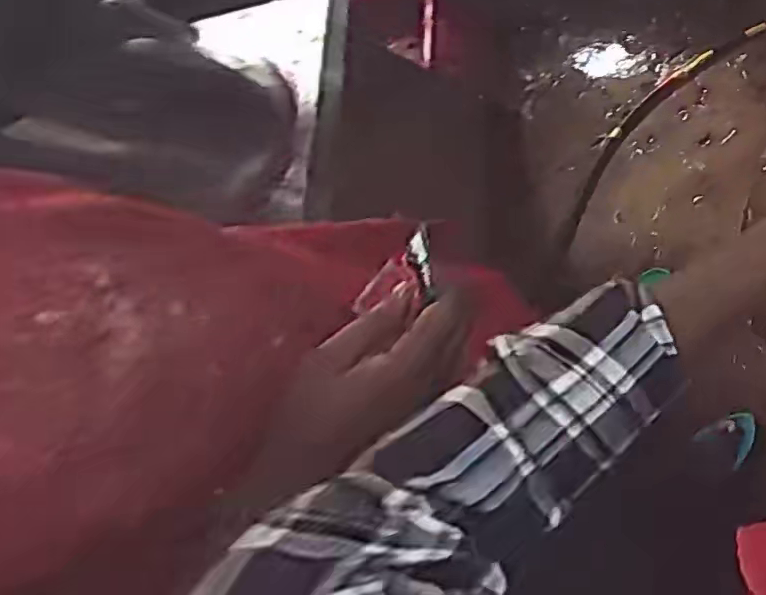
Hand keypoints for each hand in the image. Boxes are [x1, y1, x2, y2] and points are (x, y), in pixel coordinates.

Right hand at [227, 290, 473, 517]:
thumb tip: (408, 289)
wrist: (300, 490)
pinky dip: (443, 346)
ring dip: (446, 324)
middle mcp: (442, 373)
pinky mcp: (442, 403)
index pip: (453, 306)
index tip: (424, 275)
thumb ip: (374, 322)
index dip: (444, 284)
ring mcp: (446, 390)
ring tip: (409, 322)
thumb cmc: (302, 425)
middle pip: (466, 319)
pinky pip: (455, 360)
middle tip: (415, 296)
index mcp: (415, 361)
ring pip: (464, 338)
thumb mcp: (324, 364)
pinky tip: (413, 351)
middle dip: (447, 301)